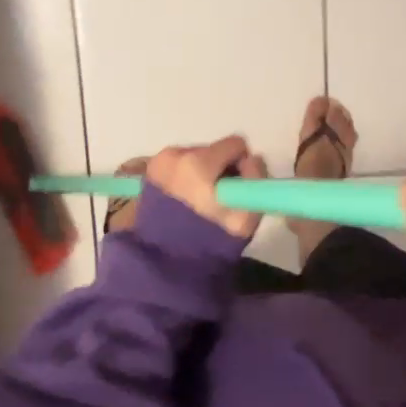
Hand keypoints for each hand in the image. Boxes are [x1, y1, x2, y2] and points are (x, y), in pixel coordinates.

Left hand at [145, 135, 266, 240]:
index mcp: (198, 162)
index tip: (237, 189)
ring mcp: (159, 162)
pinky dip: (185, 178)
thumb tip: (252, 158)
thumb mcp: (246, 218)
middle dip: (219, 169)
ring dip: (202, 173)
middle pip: (212, 150)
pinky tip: (185, 202)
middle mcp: (175, 154)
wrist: (165, 262)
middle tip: (218, 200)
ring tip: (199, 204)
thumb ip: (256, 180)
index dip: (242, 165)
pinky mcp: (149, 173)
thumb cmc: (210, 241)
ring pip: (194, 157)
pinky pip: (178, 166)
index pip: (235, 144)